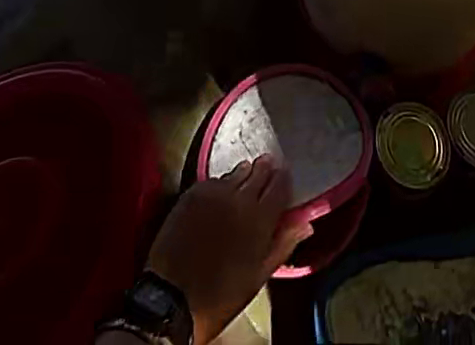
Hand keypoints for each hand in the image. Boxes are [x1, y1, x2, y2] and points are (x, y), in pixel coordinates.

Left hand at [145, 157, 311, 343]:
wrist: (167, 304)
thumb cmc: (220, 296)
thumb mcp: (258, 277)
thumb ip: (283, 244)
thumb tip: (306, 222)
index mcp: (261, 218)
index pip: (281, 183)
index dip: (284, 179)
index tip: (283, 180)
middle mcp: (241, 198)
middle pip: (260, 170)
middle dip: (265, 170)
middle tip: (265, 173)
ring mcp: (214, 194)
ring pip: (237, 172)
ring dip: (243, 175)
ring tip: (242, 183)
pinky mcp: (191, 196)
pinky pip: (213, 181)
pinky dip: (220, 185)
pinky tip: (218, 196)